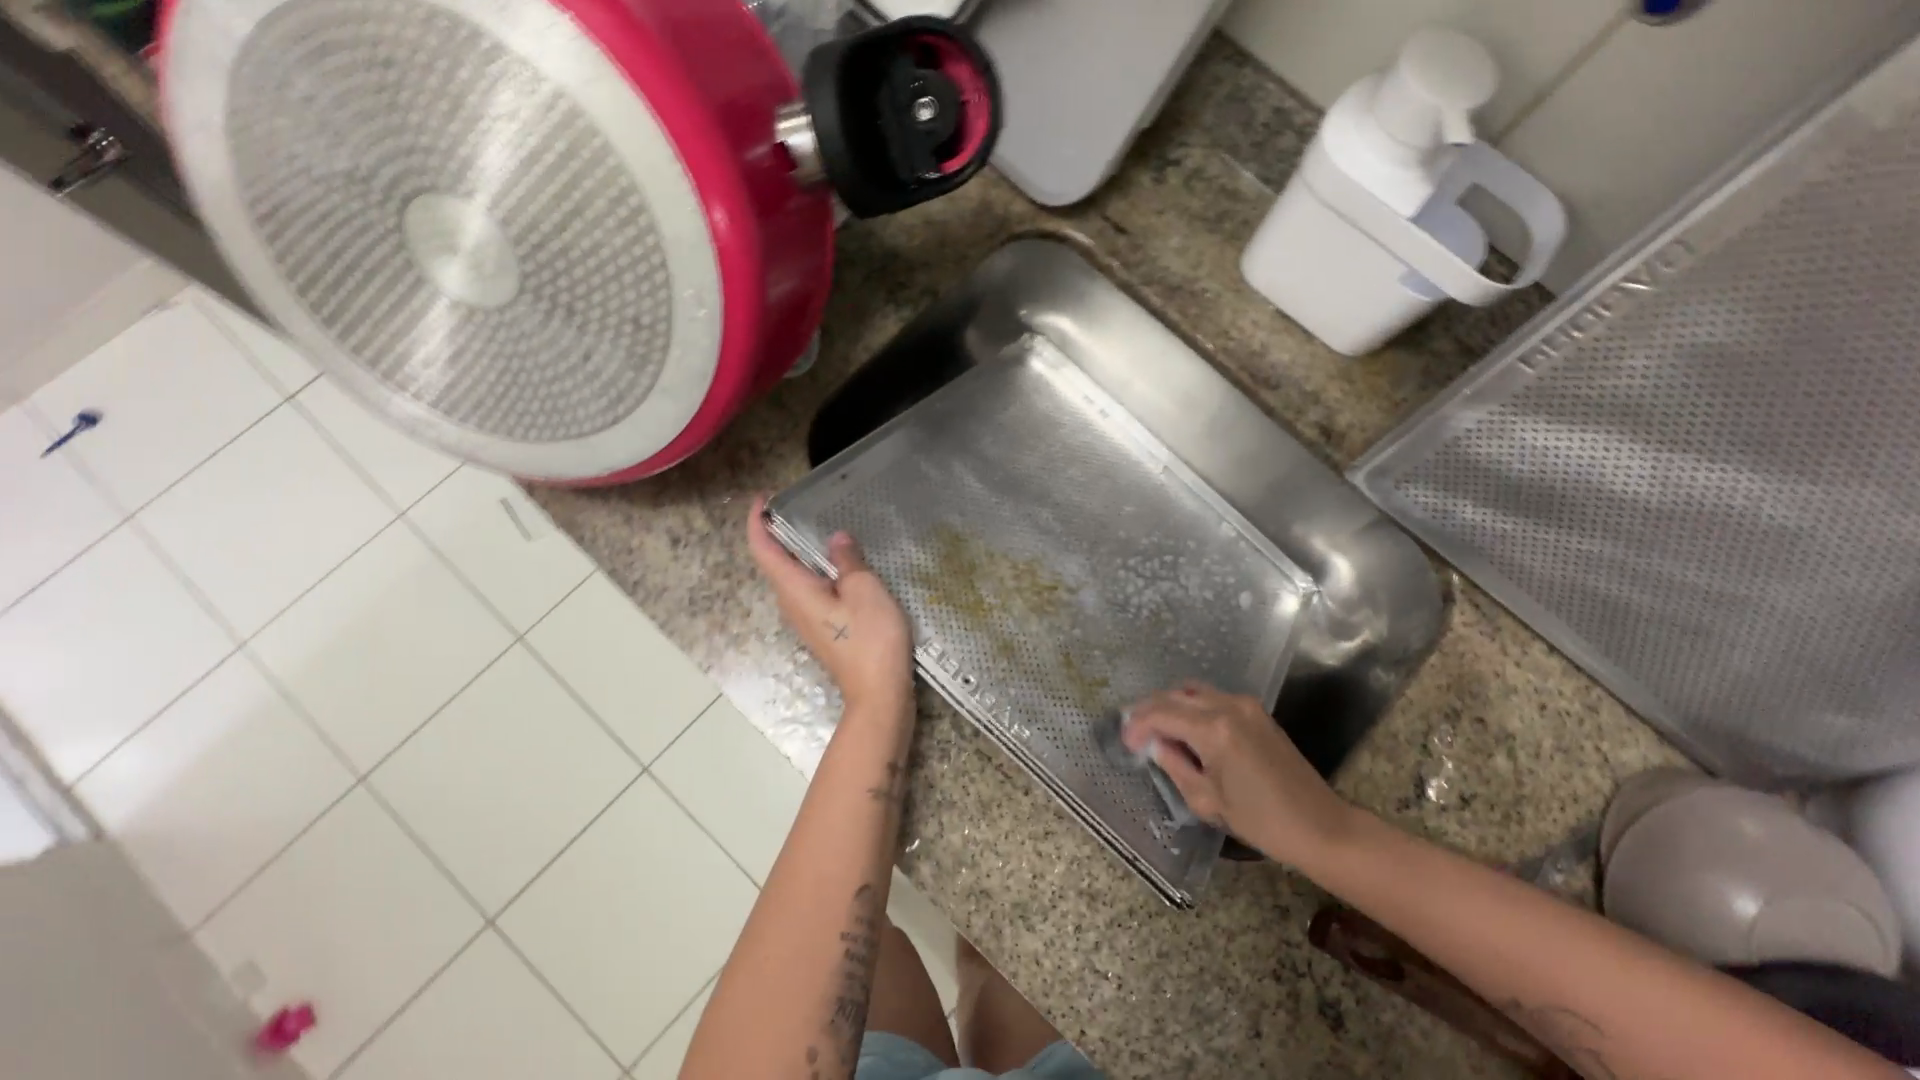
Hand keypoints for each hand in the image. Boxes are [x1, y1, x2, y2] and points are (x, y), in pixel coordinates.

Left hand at [747, 496, 913, 714]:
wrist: (878, 692)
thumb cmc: (869, 639)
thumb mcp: (865, 590)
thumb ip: (848, 560)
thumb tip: (835, 538)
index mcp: (794, 589)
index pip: (762, 548)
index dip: (757, 521)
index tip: (763, 498)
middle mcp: (791, 603)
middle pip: (775, 562)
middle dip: (779, 532)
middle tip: (798, 505)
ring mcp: (805, 619)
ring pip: (793, 576)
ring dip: (799, 551)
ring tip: (820, 527)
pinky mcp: (821, 628)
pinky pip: (810, 590)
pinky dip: (815, 569)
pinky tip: (840, 563)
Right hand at [1122, 681, 1360, 864]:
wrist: (1319, 825)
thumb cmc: (1260, 820)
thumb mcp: (1206, 800)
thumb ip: (1174, 765)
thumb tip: (1156, 746)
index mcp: (1214, 730)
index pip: (1161, 714)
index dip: (1137, 726)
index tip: (1125, 743)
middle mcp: (1229, 706)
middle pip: (1176, 695)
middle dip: (1150, 711)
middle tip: (1134, 733)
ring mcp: (1247, 706)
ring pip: (1195, 692)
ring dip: (1171, 705)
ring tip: (1157, 730)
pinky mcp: (1258, 713)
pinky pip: (1214, 699)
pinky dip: (1193, 708)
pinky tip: (1186, 730)